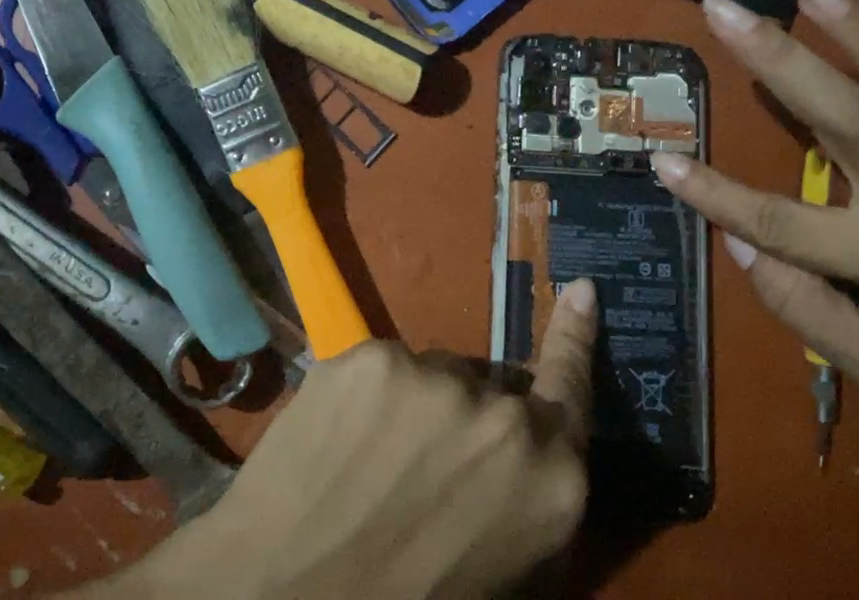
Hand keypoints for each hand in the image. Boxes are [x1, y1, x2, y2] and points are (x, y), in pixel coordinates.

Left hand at [89, 280, 599, 599]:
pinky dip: (366, 396)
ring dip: (412, 403)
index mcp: (549, 479)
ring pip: (432, 372)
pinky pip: (382, 368)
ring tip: (369, 458)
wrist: (279, 597)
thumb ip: (520, 491)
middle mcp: (500, 415)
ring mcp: (432, 377)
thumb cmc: (405, 599)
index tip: (579, 289)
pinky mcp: (369, 356)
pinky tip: (338, 438)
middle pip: (489, 385)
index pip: (570, 389)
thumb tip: (515, 442)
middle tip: (419, 461)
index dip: (574, 336)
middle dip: (464, 413)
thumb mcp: (496, 566)